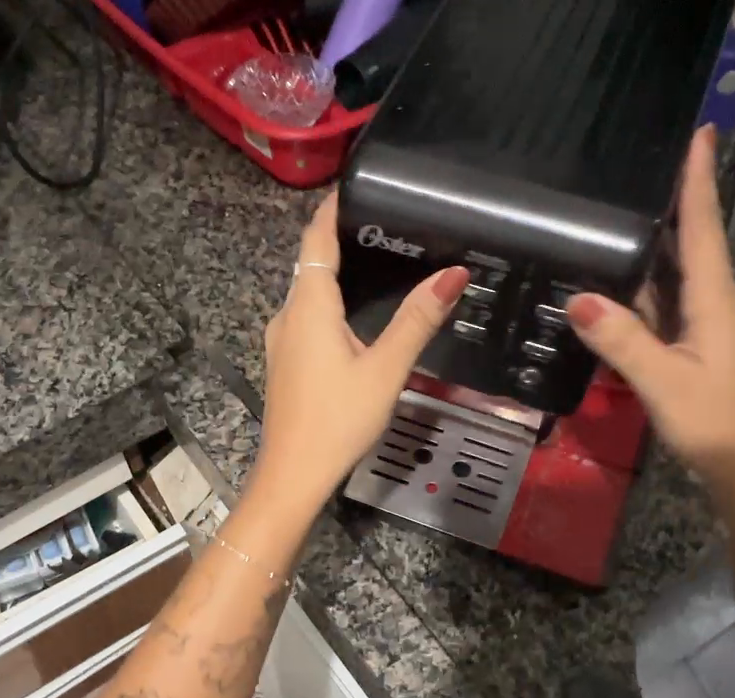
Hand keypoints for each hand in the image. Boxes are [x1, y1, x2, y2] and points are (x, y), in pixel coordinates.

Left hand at [252, 194, 469, 505]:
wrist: (292, 475)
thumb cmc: (337, 420)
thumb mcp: (385, 370)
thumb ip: (417, 320)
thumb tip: (453, 273)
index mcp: (308, 305)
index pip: (317, 237)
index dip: (336, 207)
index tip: (363, 184)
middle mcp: (287, 314)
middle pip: (312, 262)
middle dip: (344, 238)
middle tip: (389, 223)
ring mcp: (281, 341)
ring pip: (309, 292)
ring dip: (338, 274)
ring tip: (382, 261)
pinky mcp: (285, 364)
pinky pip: (307, 318)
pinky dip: (330, 304)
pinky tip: (358, 316)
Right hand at [566, 126, 734, 484]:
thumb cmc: (716, 420)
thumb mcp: (664, 381)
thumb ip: (622, 340)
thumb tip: (578, 299)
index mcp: (715, 300)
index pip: (703, 229)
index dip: (699, 181)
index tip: (698, 133)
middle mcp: (714, 304)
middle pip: (689, 245)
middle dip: (669, 205)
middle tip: (638, 171)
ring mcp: (705, 328)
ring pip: (674, 278)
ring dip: (649, 251)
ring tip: (615, 220)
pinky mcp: (694, 350)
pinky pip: (664, 309)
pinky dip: (641, 293)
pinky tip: (615, 289)